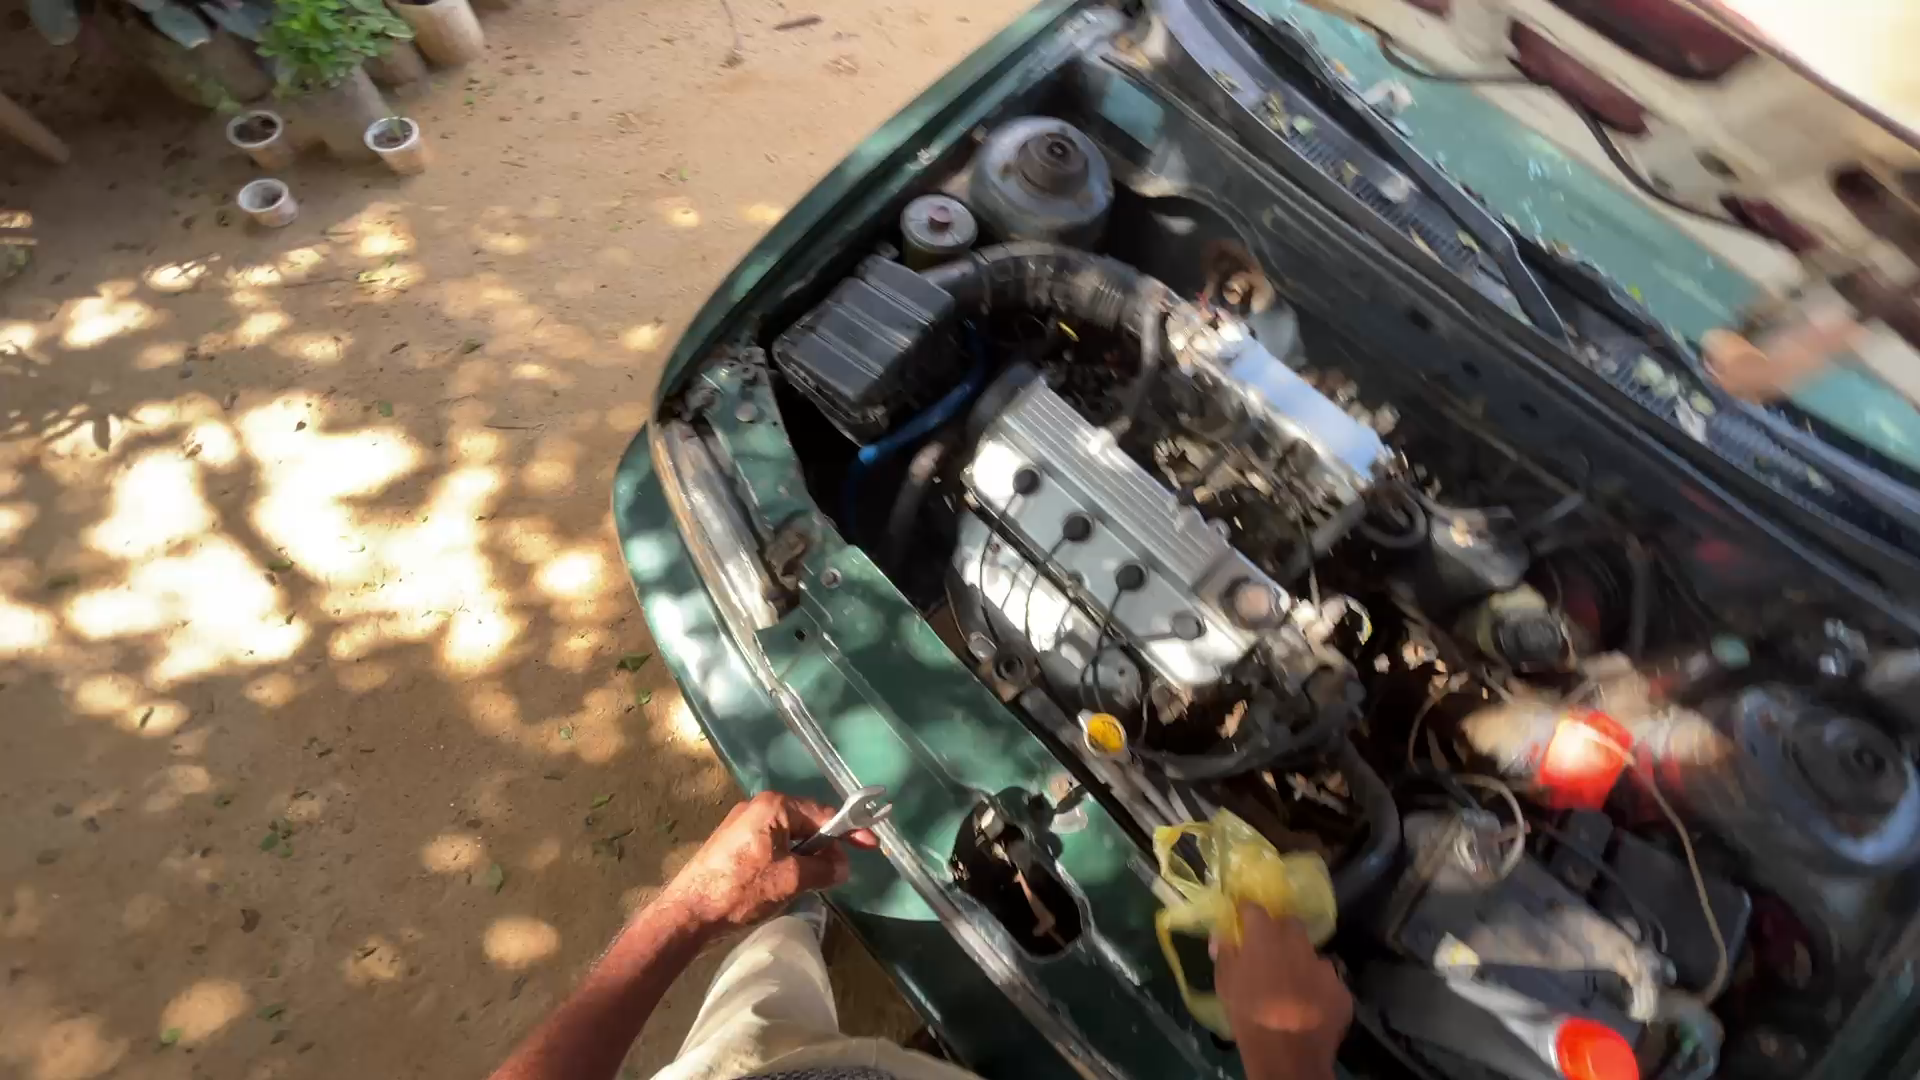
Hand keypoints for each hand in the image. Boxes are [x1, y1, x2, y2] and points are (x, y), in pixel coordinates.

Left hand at [657, 791, 878, 935]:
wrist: (685, 915)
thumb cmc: (742, 890)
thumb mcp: (791, 879)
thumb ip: (823, 868)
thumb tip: (843, 865)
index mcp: (775, 806)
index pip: (823, 814)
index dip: (849, 830)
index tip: (871, 844)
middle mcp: (758, 807)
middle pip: (806, 822)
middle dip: (825, 846)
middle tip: (840, 870)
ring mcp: (742, 825)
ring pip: (788, 836)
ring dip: (805, 856)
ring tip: (814, 880)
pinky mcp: (731, 844)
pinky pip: (771, 845)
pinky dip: (786, 860)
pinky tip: (787, 882)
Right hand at [1214, 904, 1352, 1079]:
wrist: (1287, 1057)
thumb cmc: (1249, 1014)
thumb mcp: (1224, 982)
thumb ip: (1224, 952)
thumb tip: (1222, 935)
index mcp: (1265, 935)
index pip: (1254, 908)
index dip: (1247, 914)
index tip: (1242, 921)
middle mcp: (1296, 943)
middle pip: (1289, 924)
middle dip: (1280, 931)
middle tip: (1270, 950)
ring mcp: (1323, 967)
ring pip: (1311, 953)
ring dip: (1302, 961)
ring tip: (1293, 982)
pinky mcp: (1341, 992)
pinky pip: (1328, 981)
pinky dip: (1319, 988)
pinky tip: (1311, 1004)